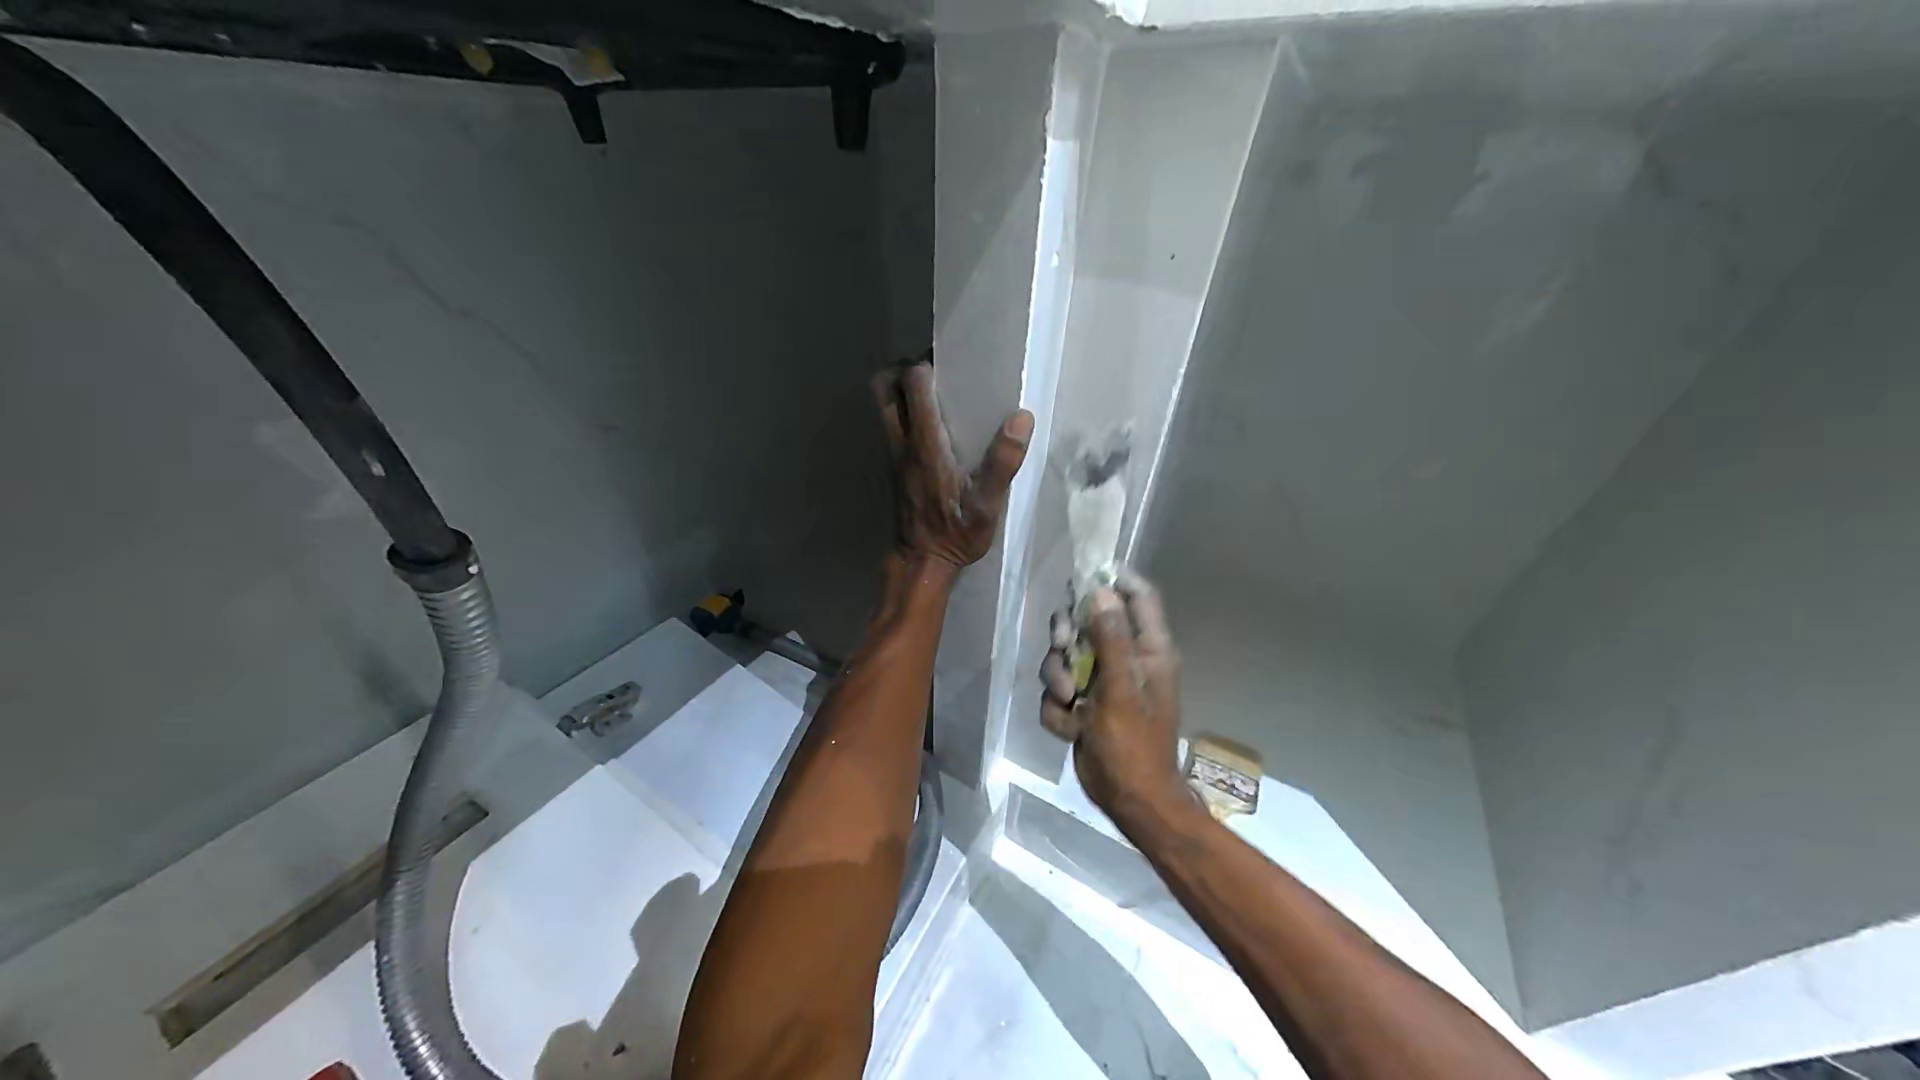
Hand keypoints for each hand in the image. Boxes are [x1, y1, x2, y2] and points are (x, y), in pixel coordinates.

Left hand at [873, 355, 1033, 574]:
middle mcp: (902, 442)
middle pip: (883, 388)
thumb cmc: (956, 532)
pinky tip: (931, 422)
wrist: (921, 561)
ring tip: (934, 391)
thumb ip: (1003, 462)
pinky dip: (902, 410)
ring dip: (900, 388)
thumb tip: (1021, 418)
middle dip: (902, 369)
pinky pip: (889, 423)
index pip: (914, 386)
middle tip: (933, 370)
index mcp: (925, 444)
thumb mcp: (988, 504)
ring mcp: (893, 453)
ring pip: (882, 405)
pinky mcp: (893, 465)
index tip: (950, 361)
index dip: (926, 365)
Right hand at [1040, 573, 1190, 820]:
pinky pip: (1057, 691)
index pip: (1138, 596)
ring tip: (1068, 701)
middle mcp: (1126, 658)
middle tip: (1062, 647)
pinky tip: (1070, 727)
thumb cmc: (1134, 743)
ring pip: (1065, 657)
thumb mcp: (1121, 688)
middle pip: (1089, 621)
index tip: (1084, 578)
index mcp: (1149, 649)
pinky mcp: (1083, 705)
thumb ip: (1111, 637)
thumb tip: (1101, 590)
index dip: (1115, 580)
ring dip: (1057, 677)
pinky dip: (1059, 709)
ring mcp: (1102, 682)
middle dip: (1068, 635)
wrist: (1129, 798)